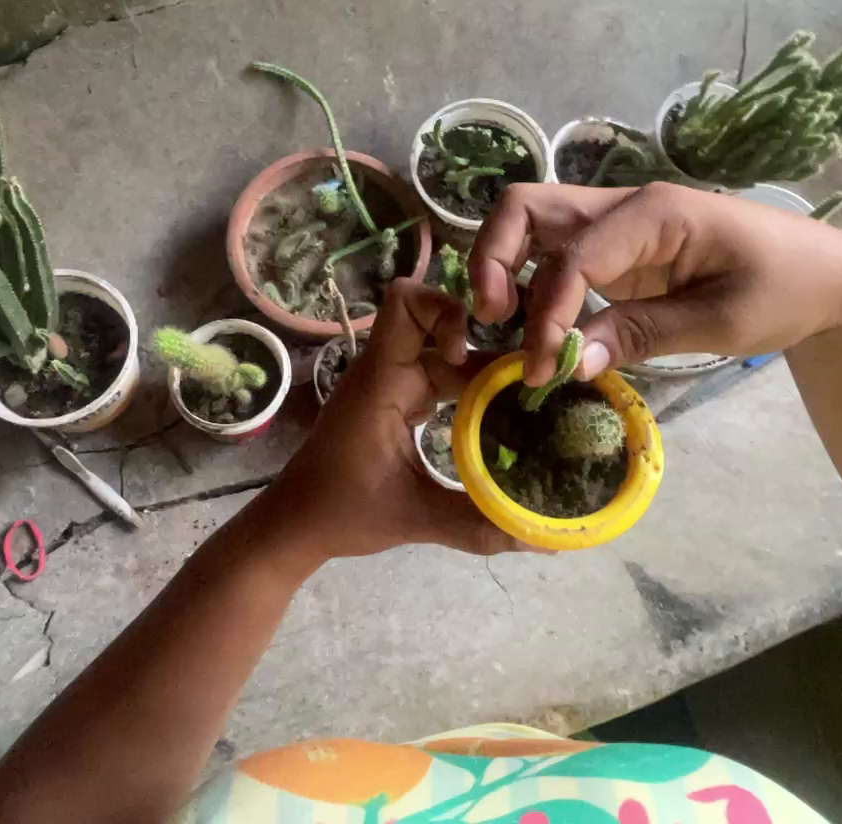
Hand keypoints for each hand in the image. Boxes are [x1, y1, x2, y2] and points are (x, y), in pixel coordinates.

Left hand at [252, 278, 531, 560]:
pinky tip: (500, 418)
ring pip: (447, 359)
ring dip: (484, 375)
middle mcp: (388, 371)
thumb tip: (546, 539)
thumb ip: (479, 526)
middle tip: (540, 383)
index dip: (446, 311)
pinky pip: (439, 381)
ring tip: (531, 402)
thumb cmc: (341, 511)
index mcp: (383, 380)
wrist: (296, 522)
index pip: (407, 303)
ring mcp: (392, 385)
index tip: (472, 355)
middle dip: (490, 353)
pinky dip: (469, 392)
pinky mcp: (395, 402)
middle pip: (445, 335)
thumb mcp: (414, 518)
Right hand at [469, 183, 841, 384]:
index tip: (545, 368)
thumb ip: (642, 334)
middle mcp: (623, 206)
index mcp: (654, 212)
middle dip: (493, 257)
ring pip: (530, 222)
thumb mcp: (722, 321)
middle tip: (491, 316)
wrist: (828, 275)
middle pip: (526, 206)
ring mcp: (616, 224)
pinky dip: (530, 281)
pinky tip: (535, 323)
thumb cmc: (788, 289)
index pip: (573, 257)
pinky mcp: (615, 248)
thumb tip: (571, 364)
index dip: (548, 313)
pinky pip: (554, 253)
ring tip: (502, 321)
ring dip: (502, 265)